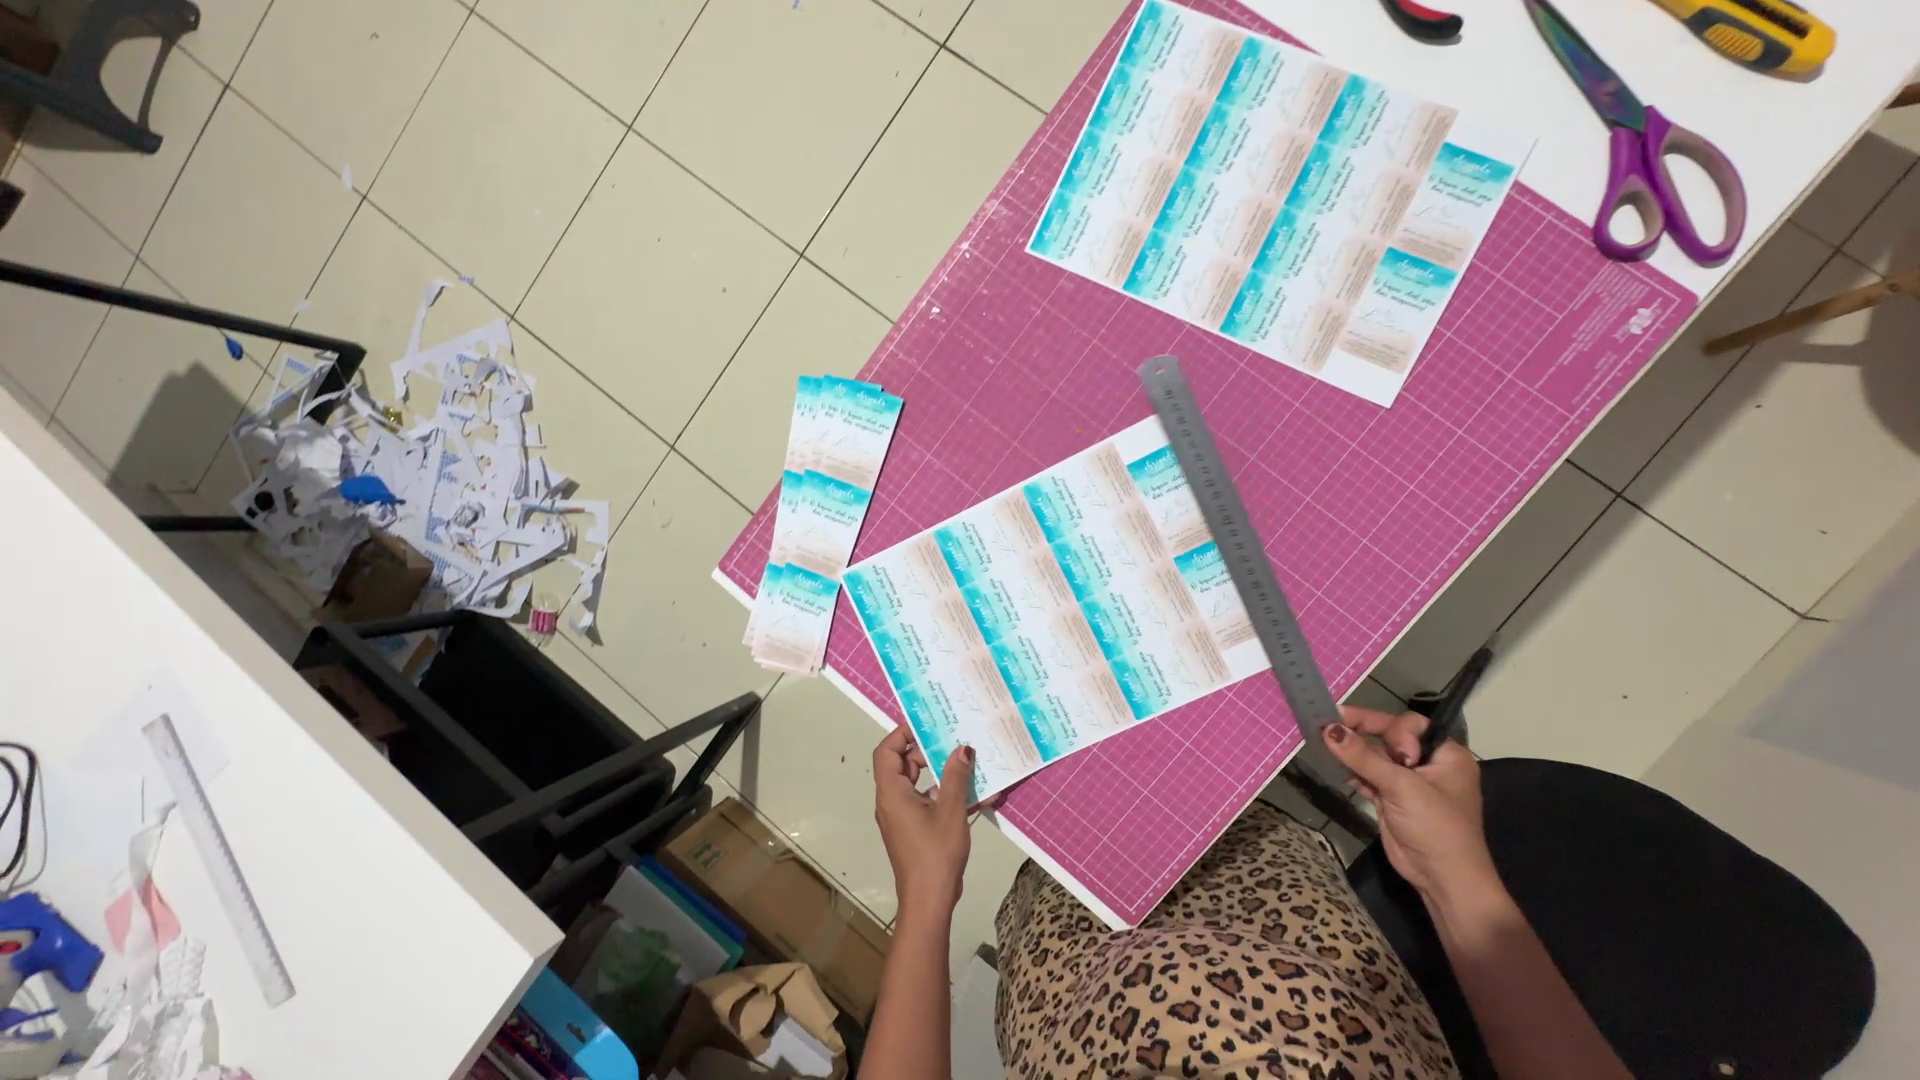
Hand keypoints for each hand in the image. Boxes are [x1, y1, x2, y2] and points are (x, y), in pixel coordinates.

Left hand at [872, 726, 974, 921]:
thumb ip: (955, 777)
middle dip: (928, 752)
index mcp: (891, 793)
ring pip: (919, 784)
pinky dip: (946, 796)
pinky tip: (975, 796)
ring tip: (969, 765)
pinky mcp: (915, 830)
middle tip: (953, 743)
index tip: (927, 725)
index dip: (902, 734)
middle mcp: (892, 801)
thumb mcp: (950, 810)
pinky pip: (928, 802)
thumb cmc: (935, 852)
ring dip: (942, 774)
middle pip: (903, 765)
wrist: (929, 899)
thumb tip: (962, 749)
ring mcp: (903, 817)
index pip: (886, 752)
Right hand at [1324, 705, 1498, 902]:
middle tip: (1329, 724)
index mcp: (1446, 755)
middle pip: (1389, 737)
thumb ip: (1364, 757)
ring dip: (1352, 751)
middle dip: (1363, 733)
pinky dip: (1351, 770)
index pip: (1411, 725)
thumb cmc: (1435, 827)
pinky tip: (1335, 765)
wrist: (1442, 879)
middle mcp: (1427, 764)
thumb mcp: (1402, 788)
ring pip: (1375, 756)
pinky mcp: (1391, 799)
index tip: (1393, 753)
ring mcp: (1408, 782)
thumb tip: (1328, 729)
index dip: (1395, 733)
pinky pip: (1367, 775)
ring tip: (1323, 740)